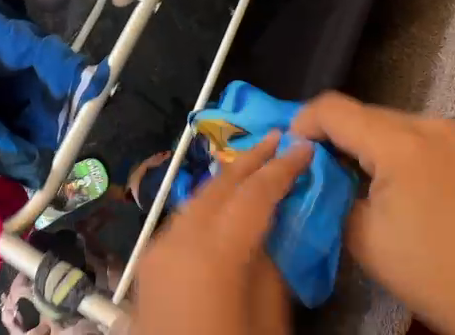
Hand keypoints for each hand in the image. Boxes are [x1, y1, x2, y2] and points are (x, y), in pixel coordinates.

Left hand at [130, 131, 312, 334]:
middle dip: (251, 159)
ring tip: (259, 162)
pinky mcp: (149, 265)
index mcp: (212, 255)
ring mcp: (158, 250)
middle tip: (280, 138)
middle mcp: (178, 239)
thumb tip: (270, 232)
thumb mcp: (266, 324)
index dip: (282, 168)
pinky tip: (227, 202)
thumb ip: (268, 269)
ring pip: (198, 198)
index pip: (253, 195)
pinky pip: (184, 219)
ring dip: (229, 178)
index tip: (305, 147)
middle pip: (219, 186)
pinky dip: (209, 203)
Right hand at [292, 93, 454, 334]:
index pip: (332, 108)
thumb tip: (307, 167)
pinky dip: (382, 145)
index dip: (301, 122)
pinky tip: (377, 176)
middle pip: (357, 111)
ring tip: (342, 173)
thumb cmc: (427, 271)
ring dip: (356, 139)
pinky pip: (405, 130)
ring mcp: (446, 131)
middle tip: (310, 166)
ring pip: (380, 119)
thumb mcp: (360, 234)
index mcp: (399, 143)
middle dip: (328, 133)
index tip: (287, 150)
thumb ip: (327, 189)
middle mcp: (425, 123)